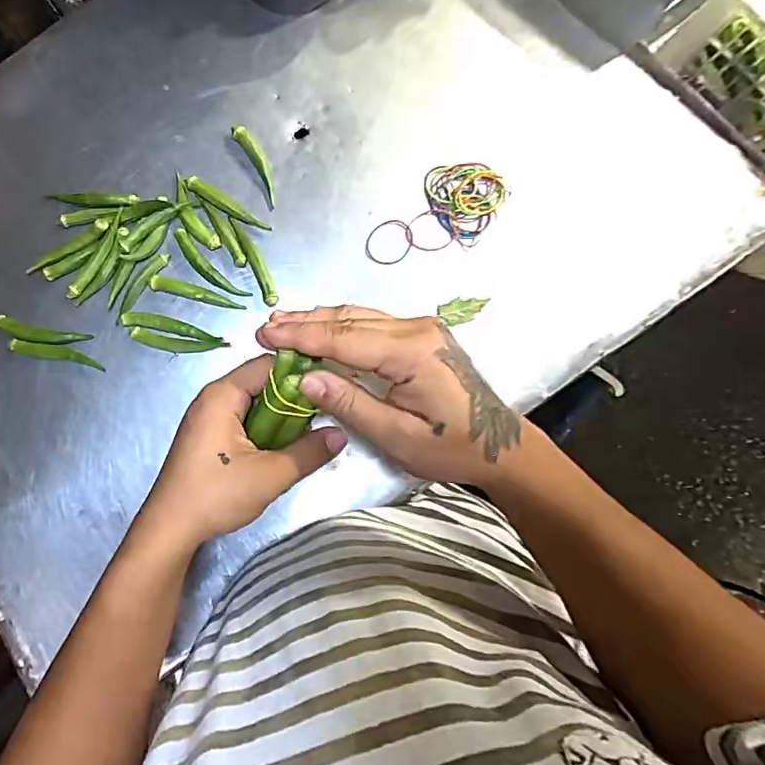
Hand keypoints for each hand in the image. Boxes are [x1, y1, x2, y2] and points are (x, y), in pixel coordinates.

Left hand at [136, 354, 346, 548]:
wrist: (170, 530)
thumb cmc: (214, 496)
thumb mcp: (270, 475)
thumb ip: (308, 452)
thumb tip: (340, 434)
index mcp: (222, 395)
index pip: (268, 364)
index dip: (300, 372)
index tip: (329, 386)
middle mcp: (213, 398)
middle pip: (262, 382)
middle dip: (294, 396)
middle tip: (326, 410)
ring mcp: (208, 417)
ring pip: (255, 403)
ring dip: (281, 415)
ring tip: (311, 428)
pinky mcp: (209, 436)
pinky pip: (244, 419)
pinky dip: (266, 427)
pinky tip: (284, 445)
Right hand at [256, 305, 530, 486]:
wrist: (498, 443)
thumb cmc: (451, 447)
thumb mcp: (397, 436)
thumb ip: (350, 404)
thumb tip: (305, 379)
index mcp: (411, 352)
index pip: (344, 339)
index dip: (301, 337)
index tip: (266, 335)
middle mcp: (416, 329)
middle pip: (349, 321)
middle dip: (305, 324)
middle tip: (267, 326)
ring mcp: (421, 328)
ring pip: (360, 317)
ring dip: (321, 320)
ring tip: (284, 321)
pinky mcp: (421, 334)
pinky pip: (373, 323)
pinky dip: (342, 326)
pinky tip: (321, 328)